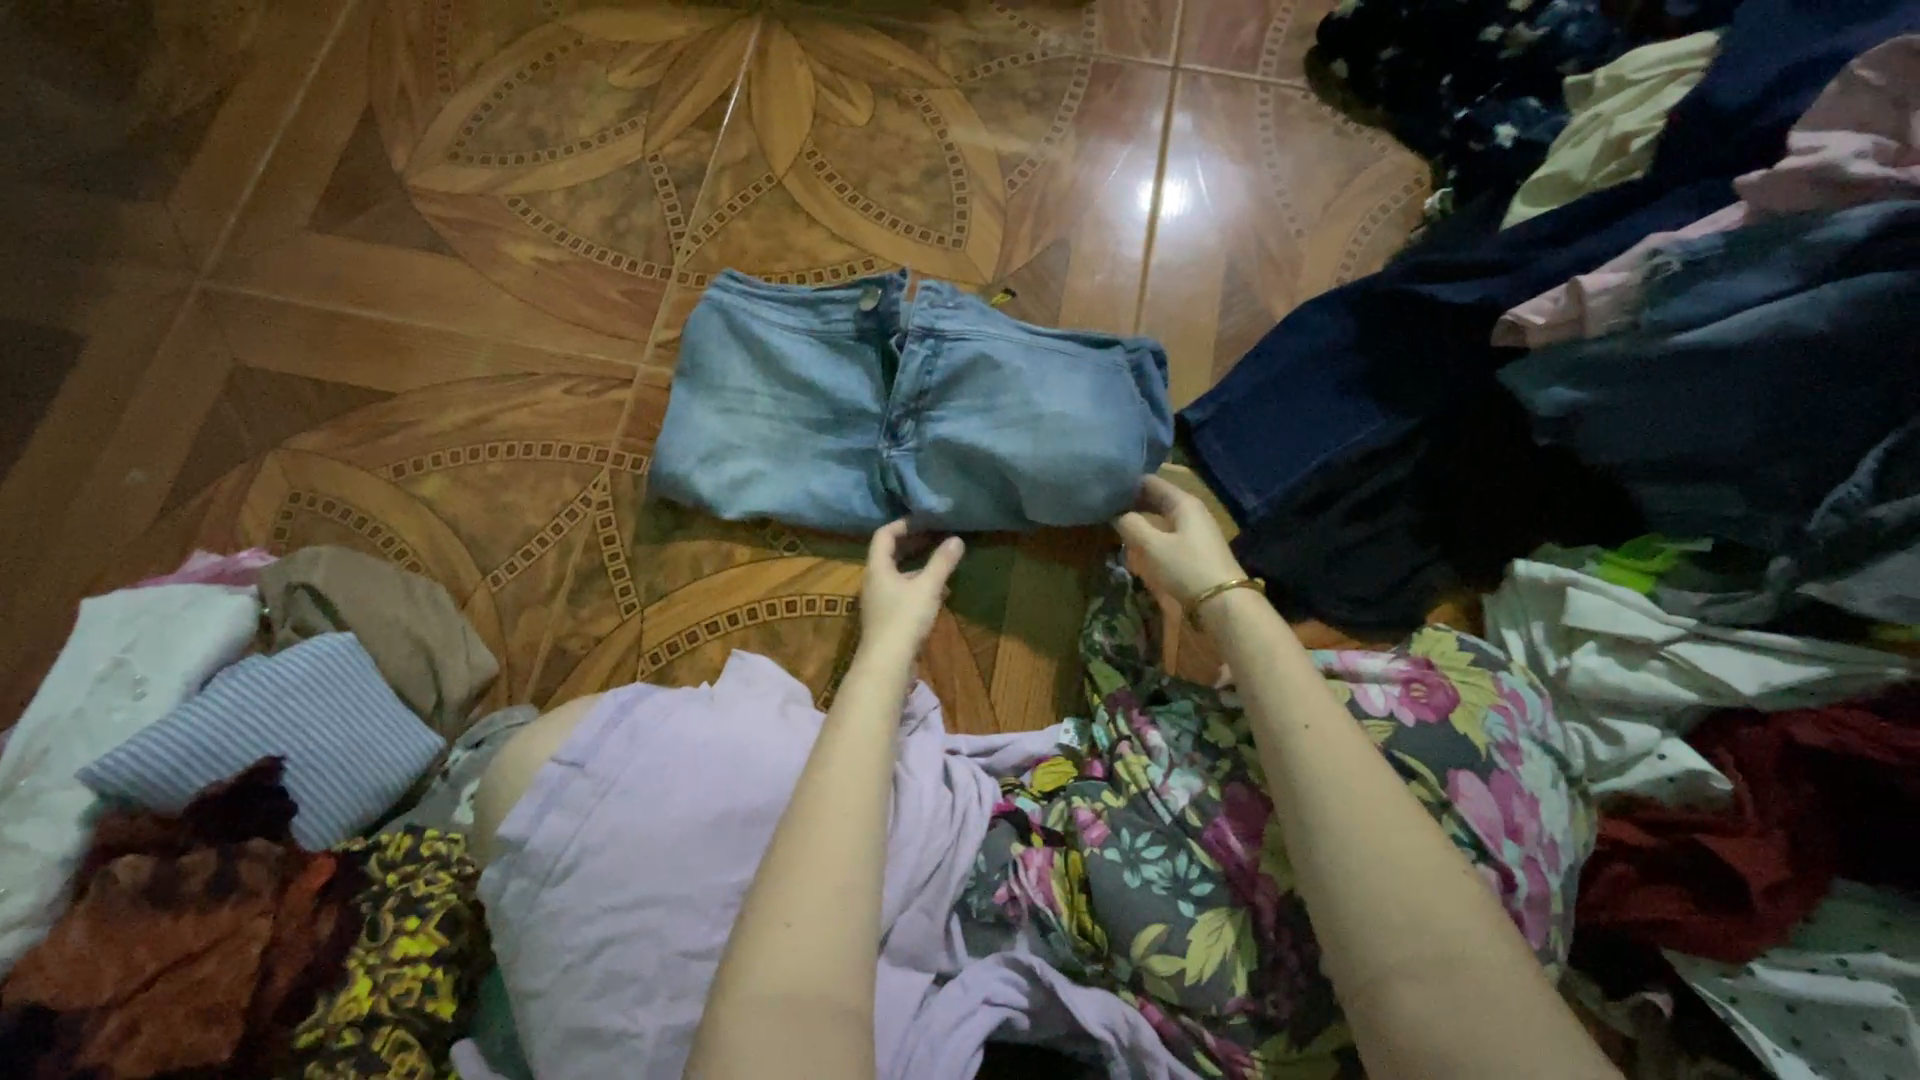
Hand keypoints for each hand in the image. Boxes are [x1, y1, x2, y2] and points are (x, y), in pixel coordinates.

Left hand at [859, 520, 964, 657]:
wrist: (887, 663)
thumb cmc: (904, 619)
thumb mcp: (927, 587)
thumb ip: (942, 563)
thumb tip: (956, 539)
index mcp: (877, 568)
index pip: (884, 535)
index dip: (903, 524)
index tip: (925, 521)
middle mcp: (874, 581)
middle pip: (890, 555)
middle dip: (913, 545)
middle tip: (937, 537)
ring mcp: (879, 601)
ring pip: (898, 576)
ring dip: (918, 568)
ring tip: (942, 564)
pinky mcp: (887, 619)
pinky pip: (903, 594)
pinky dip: (919, 587)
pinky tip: (939, 594)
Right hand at [1112, 474, 1246, 605]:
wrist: (1222, 602)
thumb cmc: (1186, 568)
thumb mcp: (1153, 546)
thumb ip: (1131, 525)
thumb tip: (1116, 514)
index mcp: (1183, 502)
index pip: (1151, 482)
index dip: (1128, 484)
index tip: (1105, 489)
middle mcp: (1192, 510)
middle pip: (1158, 498)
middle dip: (1133, 501)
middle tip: (1106, 508)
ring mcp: (1196, 529)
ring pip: (1162, 516)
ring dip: (1142, 517)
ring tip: (1117, 523)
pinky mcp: (1196, 548)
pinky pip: (1169, 531)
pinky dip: (1152, 531)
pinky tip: (1139, 541)